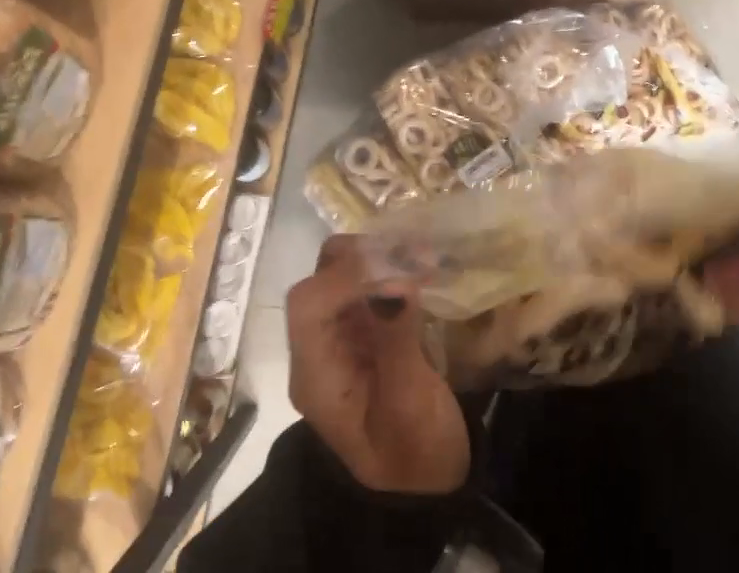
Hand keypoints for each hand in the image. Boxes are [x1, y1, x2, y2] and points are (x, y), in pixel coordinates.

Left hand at [286, 235, 469, 494]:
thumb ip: (398, 341)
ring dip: (382, 259)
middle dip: (363, 258)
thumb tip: (399, 281)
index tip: (401, 268)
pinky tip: (428, 270)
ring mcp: (346, 341)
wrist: (429, 485)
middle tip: (416, 253)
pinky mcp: (372, 337)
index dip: (348, 275)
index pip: (309, 304)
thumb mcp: (410, 403)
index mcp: (317, 374)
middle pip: (320, 282)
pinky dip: (396, 272)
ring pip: (345, 278)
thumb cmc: (416, 453)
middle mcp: (322, 350)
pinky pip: (373, 290)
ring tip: (427, 257)